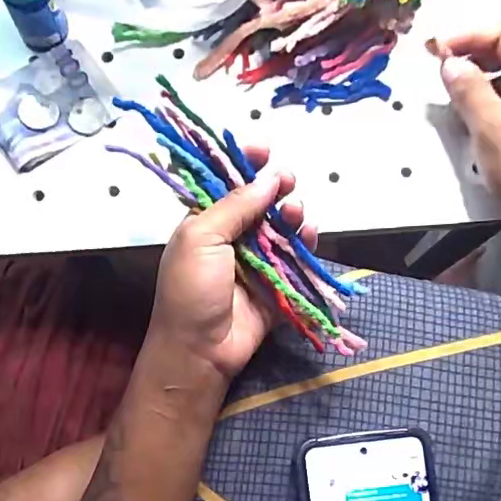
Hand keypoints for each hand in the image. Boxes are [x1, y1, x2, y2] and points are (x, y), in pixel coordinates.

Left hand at [147, 146, 314, 380]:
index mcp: (205, 224)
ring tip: (296, 213)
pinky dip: (306, 246)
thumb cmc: (190, 290)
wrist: (200, 350)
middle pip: (261, 205)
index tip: (264, 150)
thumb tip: (266, 177)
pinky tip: (309, 234)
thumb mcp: (201, 238)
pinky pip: (296, 262)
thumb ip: (235, 206)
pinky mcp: (276, 288)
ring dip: (292, 216)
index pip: (227, 185)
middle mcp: (231, 240)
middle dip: (276, 189)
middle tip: (289, 182)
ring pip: (282, 231)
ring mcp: (255, 265)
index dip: (245, 165)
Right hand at [431, 25, 500, 237]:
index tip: (435, 49)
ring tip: (448, 92)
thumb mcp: (489, 124)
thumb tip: (450, 63)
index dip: (468, 37)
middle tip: (437, 67)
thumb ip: (467, 88)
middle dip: (471, 56)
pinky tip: (467, 114)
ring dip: (476, 80)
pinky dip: (486, 99)